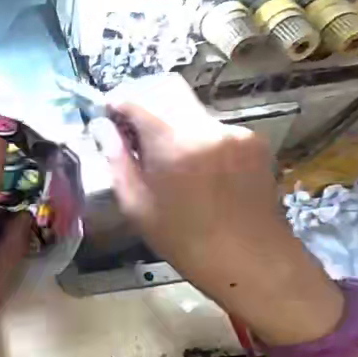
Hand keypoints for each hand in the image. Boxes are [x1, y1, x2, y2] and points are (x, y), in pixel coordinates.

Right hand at [102, 75, 343, 342]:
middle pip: (168, 95)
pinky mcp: (254, 141)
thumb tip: (103, 129)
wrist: (253, 261)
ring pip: (192, 114)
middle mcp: (207, 127)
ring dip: (175, 128)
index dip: (117, 103)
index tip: (107, 113)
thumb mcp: (137, 206)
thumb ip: (116, 160)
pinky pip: (216, 131)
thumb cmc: (186, 241)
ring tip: (170, 166)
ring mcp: (235, 132)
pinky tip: (200, 175)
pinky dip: (200, 142)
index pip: (137, 100)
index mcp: (174, 143)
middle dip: (147, 110)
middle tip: (134, 137)